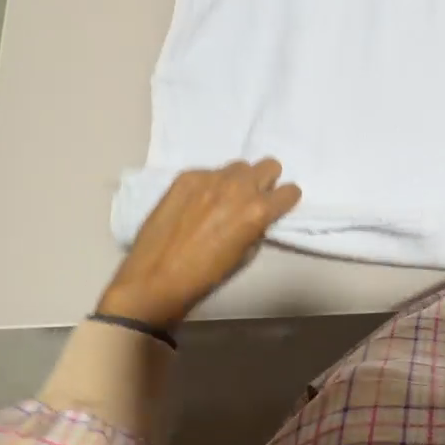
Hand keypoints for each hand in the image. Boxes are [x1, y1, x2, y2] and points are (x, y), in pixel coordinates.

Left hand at [98, 158, 301, 327]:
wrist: (154, 279)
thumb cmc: (204, 277)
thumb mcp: (245, 255)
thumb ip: (257, 227)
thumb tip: (257, 215)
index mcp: (258, 211)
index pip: (290, 190)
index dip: (284, 201)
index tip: (276, 207)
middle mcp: (239, 187)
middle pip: (269, 165)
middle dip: (265, 181)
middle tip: (251, 199)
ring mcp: (211, 178)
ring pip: (238, 166)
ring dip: (237, 181)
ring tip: (220, 201)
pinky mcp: (187, 176)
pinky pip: (209, 172)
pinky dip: (208, 185)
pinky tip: (194, 205)